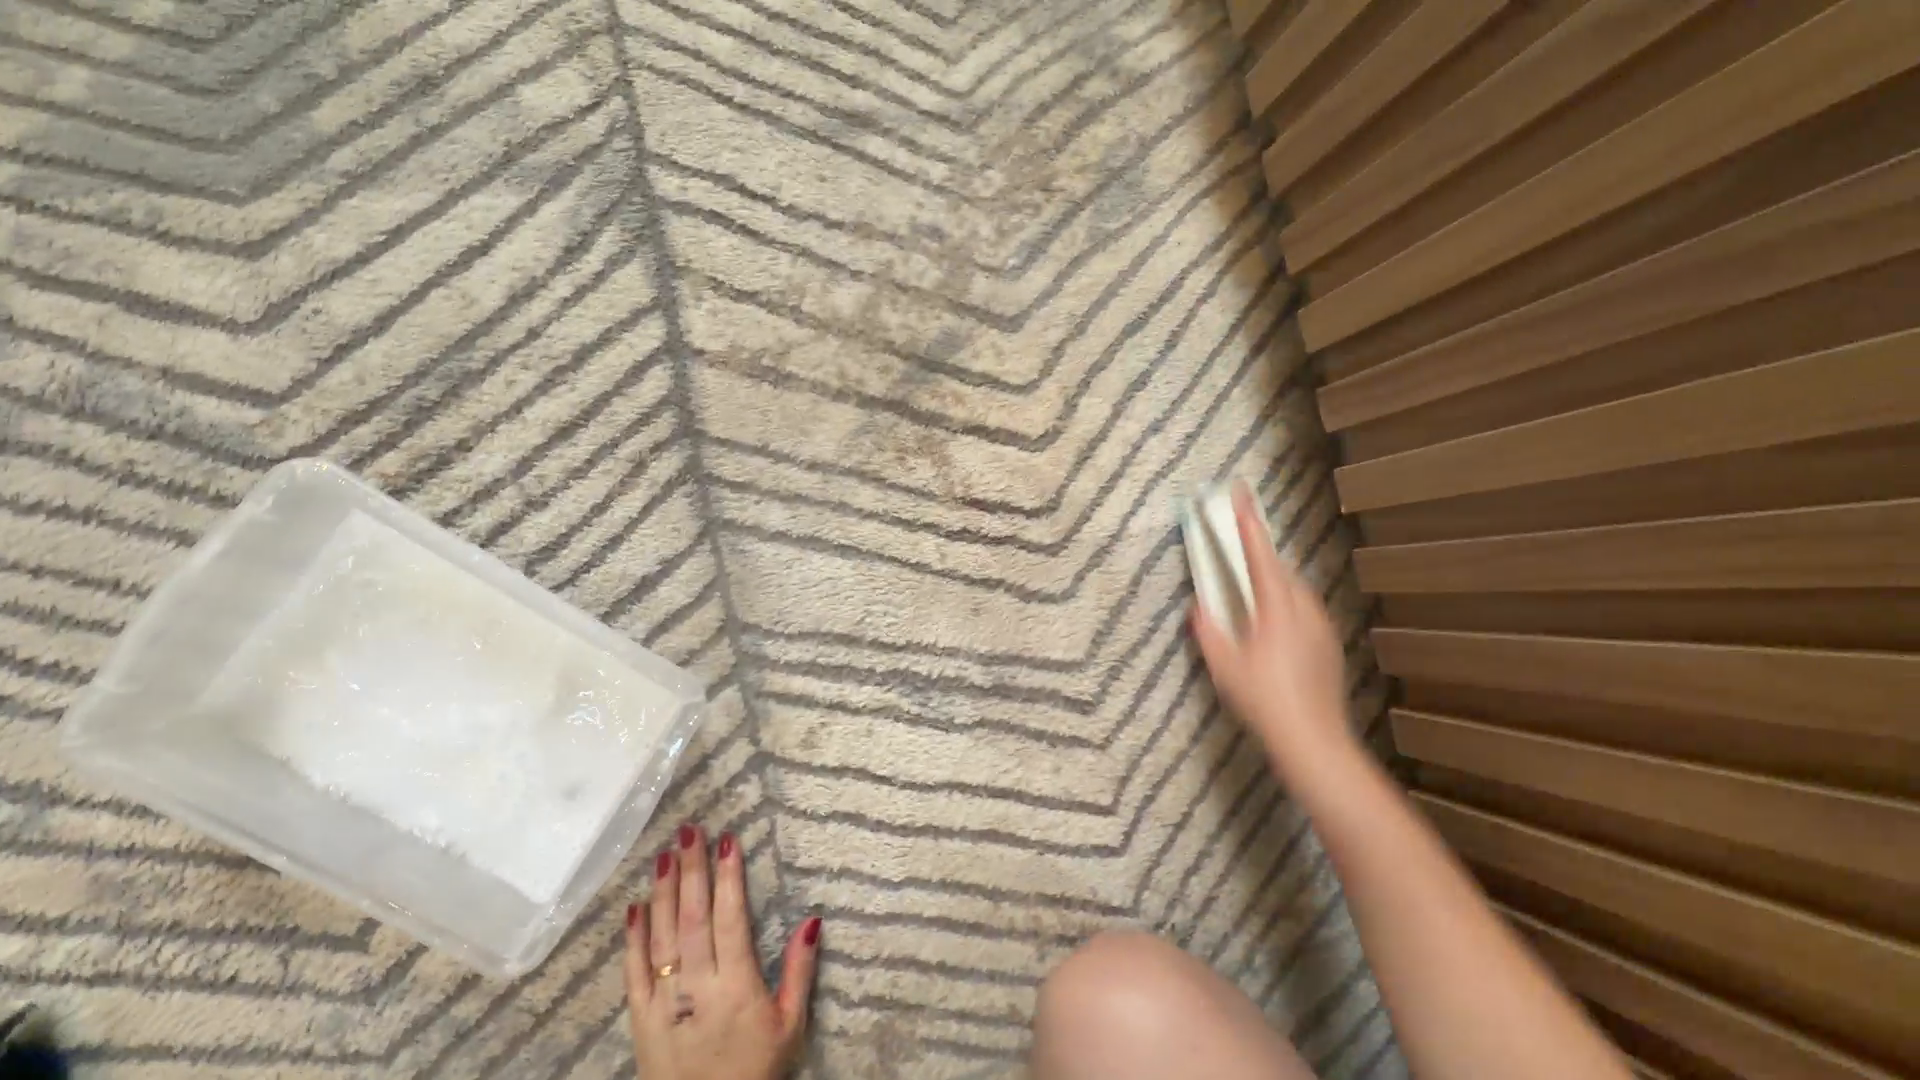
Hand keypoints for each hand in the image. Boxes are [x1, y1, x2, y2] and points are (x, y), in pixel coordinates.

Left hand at [624, 825, 818, 1079]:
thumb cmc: (755, 1068)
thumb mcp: (790, 1025)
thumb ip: (799, 970)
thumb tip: (813, 920)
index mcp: (736, 985)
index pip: (730, 919)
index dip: (729, 878)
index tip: (728, 841)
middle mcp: (697, 986)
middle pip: (693, 918)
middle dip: (692, 870)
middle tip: (690, 831)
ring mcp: (665, 1001)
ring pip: (662, 936)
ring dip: (663, 892)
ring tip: (665, 854)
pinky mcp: (640, 1017)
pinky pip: (633, 971)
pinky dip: (633, 937)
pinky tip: (635, 906)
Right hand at [1190, 484, 1354, 778]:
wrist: (1312, 740)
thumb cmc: (1263, 700)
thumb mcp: (1224, 666)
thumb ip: (1209, 631)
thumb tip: (1200, 607)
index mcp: (1276, 607)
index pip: (1260, 554)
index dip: (1248, 523)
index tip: (1241, 493)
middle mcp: (1304, 610)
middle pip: (1281, 571)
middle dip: (1260, 558)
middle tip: (1239, 555)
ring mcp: (1321, 628)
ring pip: (1297, 593)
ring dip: (1275, 585)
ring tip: (1253, 598)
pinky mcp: (1329, 647)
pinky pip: (1305, 613)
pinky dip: (1287, 609)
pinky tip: (1275, 633)